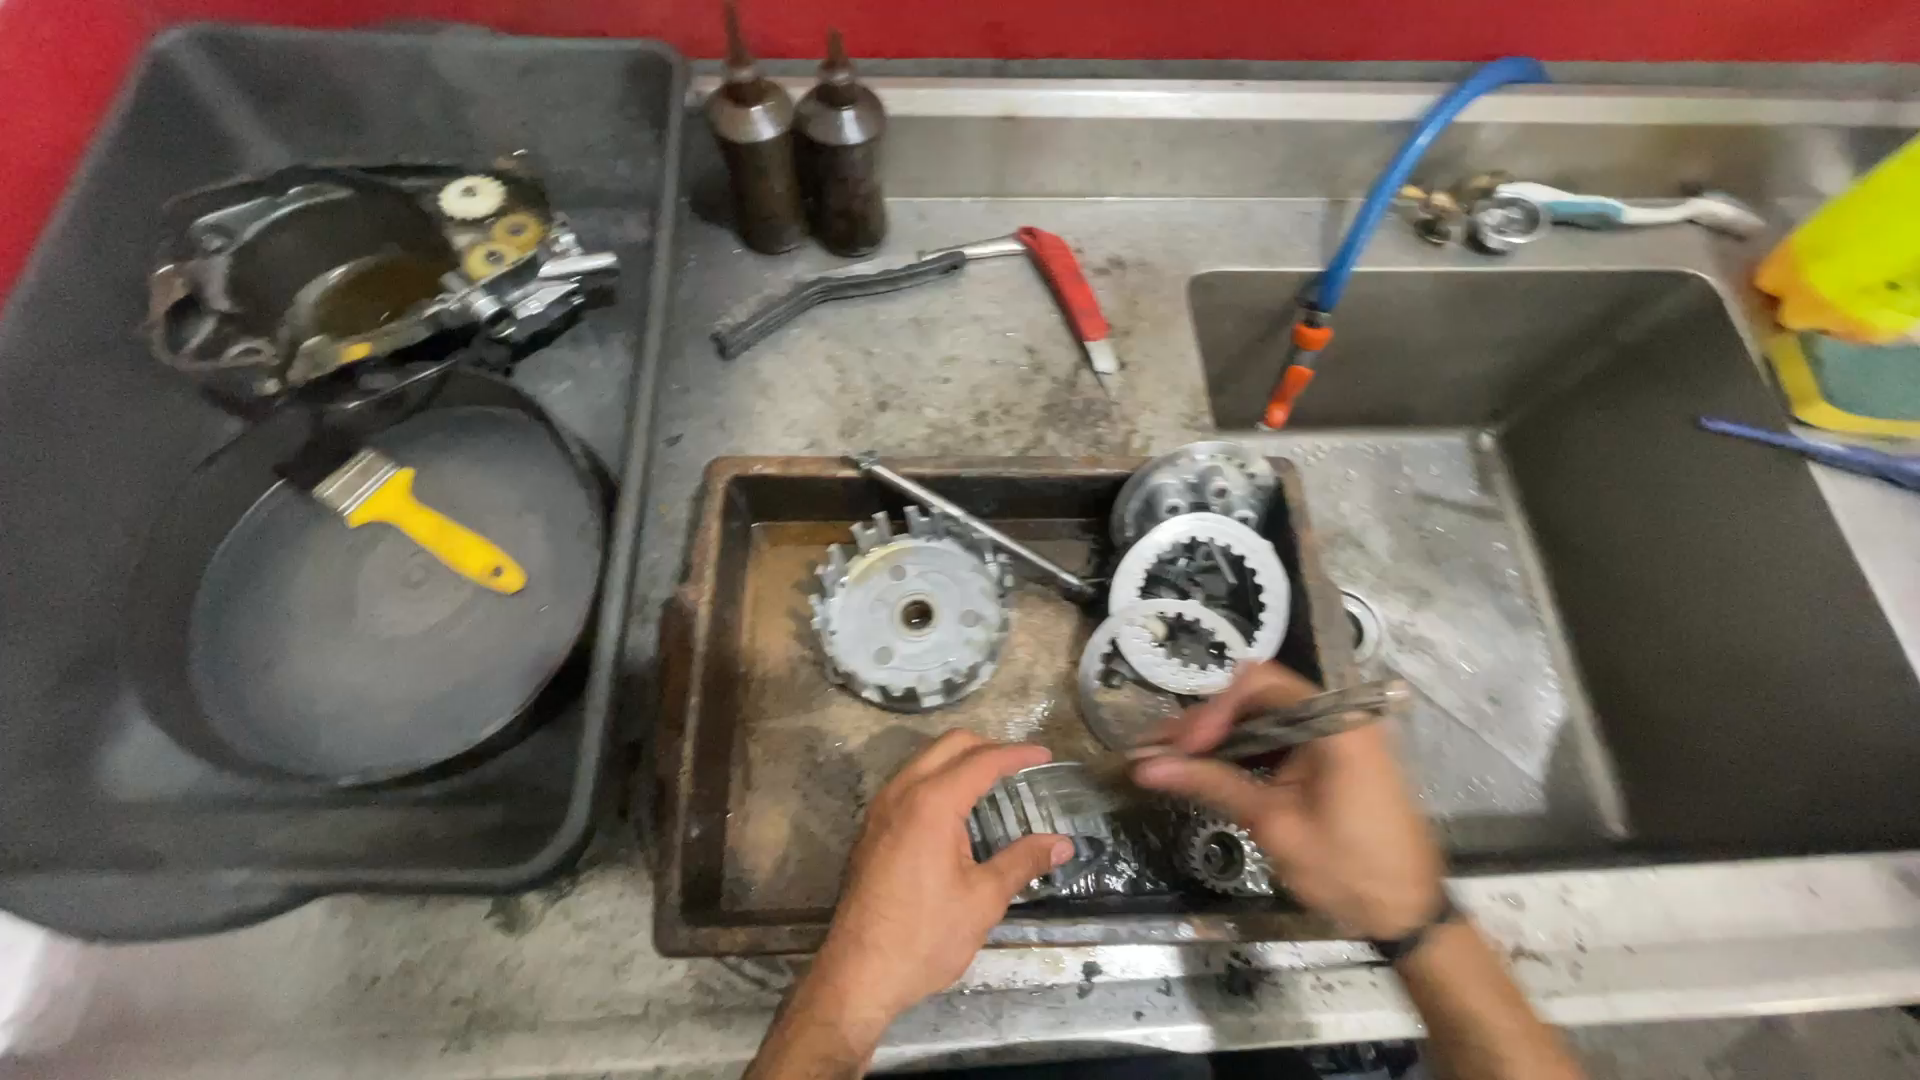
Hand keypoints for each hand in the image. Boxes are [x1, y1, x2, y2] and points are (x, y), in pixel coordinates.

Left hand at [811, 731, 1073, 1027]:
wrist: (857, 974)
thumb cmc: (925, 937)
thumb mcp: (983, 900)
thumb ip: (1023, 862)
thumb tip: (1062, 844)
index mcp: (931, 803)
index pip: (981, 760)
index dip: (1016, 754)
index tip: (1044, 754)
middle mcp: (901, 792)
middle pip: (949, 745)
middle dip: (987, 746)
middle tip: (1019, 765)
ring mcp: (880, 807)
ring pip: (925, 759)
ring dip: (959, 760)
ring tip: (992, 783)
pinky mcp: (871, 826)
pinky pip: (909, 782)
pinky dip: (938, 778)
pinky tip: (957, 811)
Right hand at [1131, 663, 1443, 939]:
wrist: (1410, 916)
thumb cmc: (1350, 872)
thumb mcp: (1275, 826)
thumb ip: (1213, 785)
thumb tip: (1148, 767)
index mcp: (1336, 724)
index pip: (1259, 685)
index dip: (1214, 709)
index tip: (1184, 747)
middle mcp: (1336, 718)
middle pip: (1255, 698)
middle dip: (1205, 725)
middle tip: (1160, 751)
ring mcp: (1333, 736)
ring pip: (1259, 718)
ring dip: (1215, 738)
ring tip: (1168, 758)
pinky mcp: (1327, 757)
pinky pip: (1275, 739)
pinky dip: (1239, 752)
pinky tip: (1201, 766)